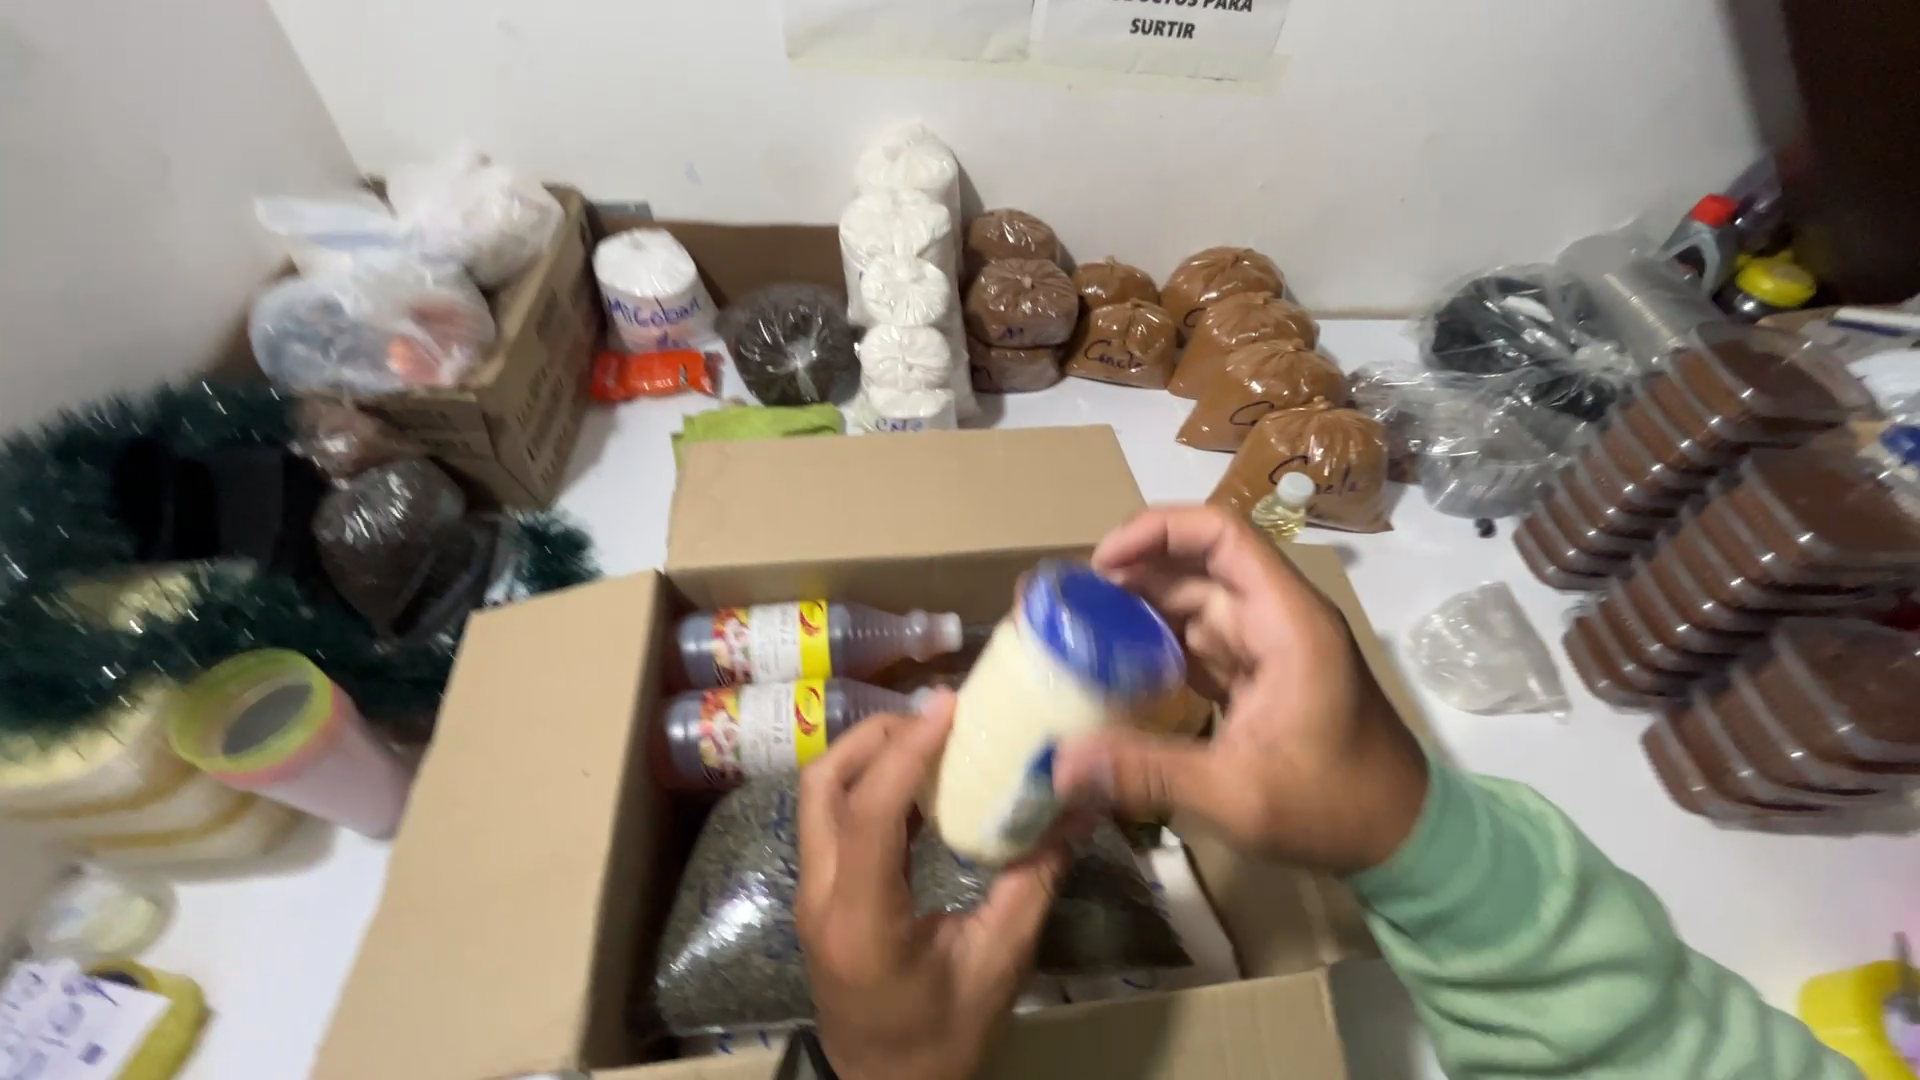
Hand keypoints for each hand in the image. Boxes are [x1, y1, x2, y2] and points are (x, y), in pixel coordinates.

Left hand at [798, 693, 1071, 1079]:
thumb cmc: (943, 1037)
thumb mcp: (1000, 963)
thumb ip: (1035, 880)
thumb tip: (1077, 809)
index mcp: (863, 922)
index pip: (870, 814)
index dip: (908, 751)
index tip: (949, 706)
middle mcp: (820, 895)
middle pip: (825, 785)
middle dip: (878, 736)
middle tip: (938, 718)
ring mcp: (810, 890)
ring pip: (819, 793)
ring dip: (869, 752)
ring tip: (929, 736)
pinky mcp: (817, 887)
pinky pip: (831, 812)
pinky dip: (869, 779)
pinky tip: (917, 779)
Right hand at [1053, 505, 1429, 875]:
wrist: (1404, 839)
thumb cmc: (1336, 808)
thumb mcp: (1238, 796)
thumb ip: (1148, 773)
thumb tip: (1061, 766)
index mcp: (1286, 621)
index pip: (1222, 535)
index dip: (1158, 531)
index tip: (1102, 561)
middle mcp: (1275, 617)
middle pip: (1197, 565)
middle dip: (1132, 574)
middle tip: (1071, 604)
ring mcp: (1266, 643)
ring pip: (1192, 601)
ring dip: (1138, 609)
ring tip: (1080, 630)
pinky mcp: (1256, 671)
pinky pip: (1196, 638)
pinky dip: (1155, 643)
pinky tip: (1115, 664)